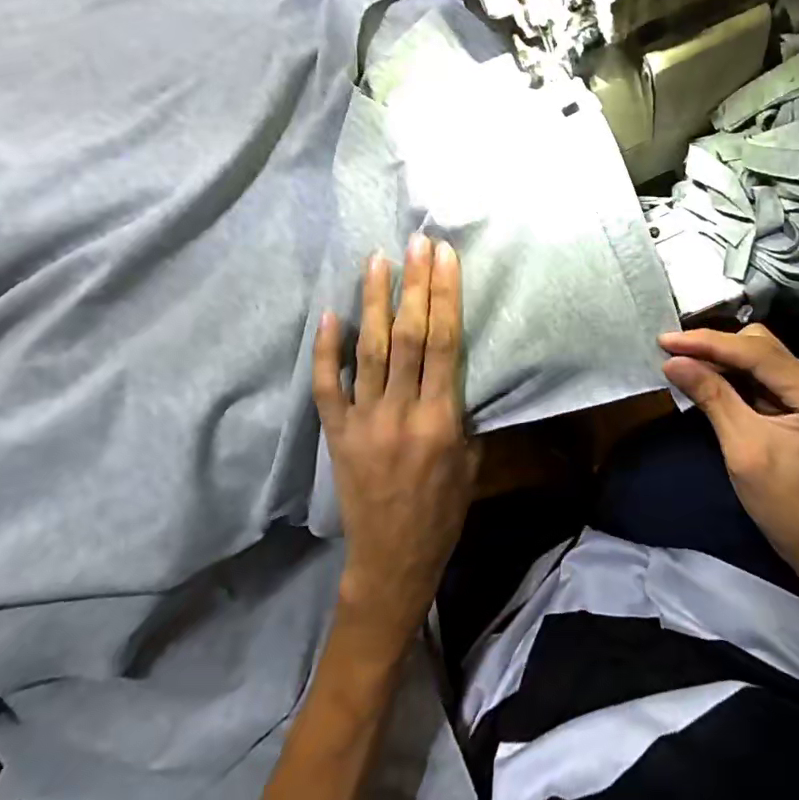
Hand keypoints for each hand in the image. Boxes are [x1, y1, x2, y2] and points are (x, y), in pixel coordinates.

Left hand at [313, 234, 475, 635]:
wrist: (392, 558)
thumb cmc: (443, 511)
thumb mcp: (472, 462)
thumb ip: (465, 412)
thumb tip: (459, 368)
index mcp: (441, 420)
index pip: (444, 344)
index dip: (445, 296)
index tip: (445, 257)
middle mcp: (401, 413)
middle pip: (409, 336)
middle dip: (414, 284)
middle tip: (417, 242)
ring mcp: (363, 422)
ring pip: (369, 350)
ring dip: (374, 302)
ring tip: (377, 260)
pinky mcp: (337, 434)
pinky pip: (327, 386)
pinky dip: (326, 350)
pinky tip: (328, 315)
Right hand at [659, 325, 798, 569]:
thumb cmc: (782, 503)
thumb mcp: (743, 448)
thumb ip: (711, 397)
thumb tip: (673, 362)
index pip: (760, 354)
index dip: (711, 343)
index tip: (668, 340)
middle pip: (763, 348)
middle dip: (717, 349)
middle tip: (674, 353)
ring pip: (761, 358)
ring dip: (722, 360)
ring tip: (684, 362)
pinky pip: (763, 376)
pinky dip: (734, 376)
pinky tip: (707, 377)